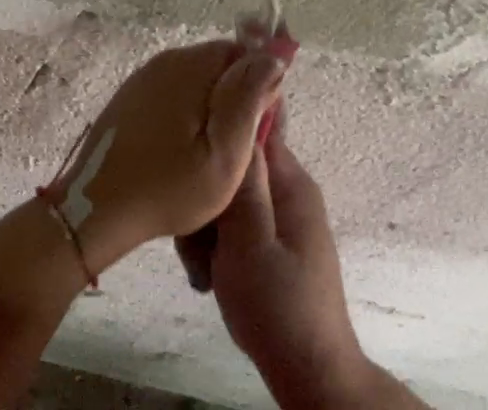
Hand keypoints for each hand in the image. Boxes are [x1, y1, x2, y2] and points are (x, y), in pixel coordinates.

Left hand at [43, 41, 286, 273]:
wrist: (98, 206)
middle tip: (237, 148)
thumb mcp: (225, 152)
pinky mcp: (130, 99)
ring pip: (196, 82)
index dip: (259, 84)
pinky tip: (185, 153)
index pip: (240, 52)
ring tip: (211, 156)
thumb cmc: (169, 188)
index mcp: (187, 67)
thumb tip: (271, 57)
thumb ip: (248, 100)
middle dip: (236, 98)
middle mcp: (162, 63)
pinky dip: (187, 116)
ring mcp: (142, 79)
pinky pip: (173, 95)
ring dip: (212, 110)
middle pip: (217, 65)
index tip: (259, 125)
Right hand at [180, 119, 385, 408]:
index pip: (252, 123)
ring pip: (222, 194)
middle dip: (201, 190)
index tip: (180, 137)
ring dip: (201, 222)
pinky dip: (210, 241)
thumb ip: (243, 182)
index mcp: (290, 184)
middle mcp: (286, 191)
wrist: (306, 372)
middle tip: (187, 229)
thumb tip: (242, 115)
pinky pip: (227, 220)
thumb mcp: (249, 240)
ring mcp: (276, 217)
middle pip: (229, 164)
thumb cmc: (277, 305)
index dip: (216, 121)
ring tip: (197, 261)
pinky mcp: (264, 240)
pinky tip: (204, 270)